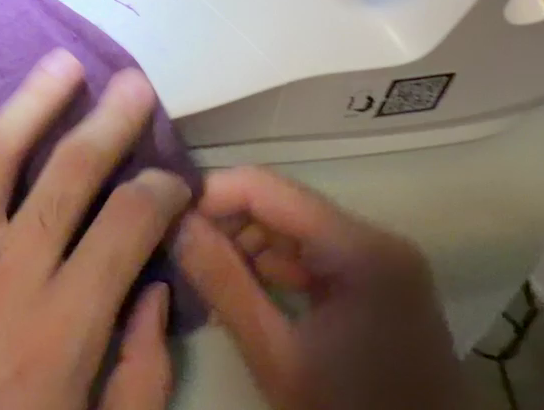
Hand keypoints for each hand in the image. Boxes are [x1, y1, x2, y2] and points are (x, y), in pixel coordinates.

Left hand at [0, 50, 191, 409]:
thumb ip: (141, 371)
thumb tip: (157, 291)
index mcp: (66, 320)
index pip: (129, 224)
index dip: (163, 191)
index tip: (175, 181)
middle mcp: (11, 268)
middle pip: (71, 172)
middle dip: (110, 122)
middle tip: (134, 84)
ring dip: (32, 101)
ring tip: (63, 62)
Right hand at [172, 166, 470, 409]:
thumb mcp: (277, 358)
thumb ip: (223, 283)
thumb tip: (171, 222)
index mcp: (359, 248)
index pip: (264, 187)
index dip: (208, 194)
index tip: (163, 218)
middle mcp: (374, 240)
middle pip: (279, 205)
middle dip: (224, 224)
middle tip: (175, 252)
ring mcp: (380, 263)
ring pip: (291, 230)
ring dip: (243, 247)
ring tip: (200, 277)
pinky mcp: (376, 286)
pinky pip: (311, 258)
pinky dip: (272, 270)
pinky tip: (238, 293)